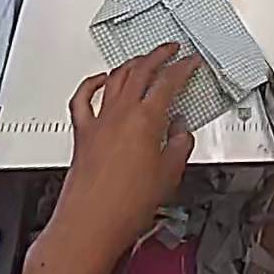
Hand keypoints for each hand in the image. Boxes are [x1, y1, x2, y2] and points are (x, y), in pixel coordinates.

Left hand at [43, 44, 201, 273]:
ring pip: (115, 79)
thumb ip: (179, 145)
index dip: (183, 68)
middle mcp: (121, 113)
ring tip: (142, 60)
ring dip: (131, 65)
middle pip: (140, 71)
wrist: (91, 224)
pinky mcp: (83, 133)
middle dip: (158, 56)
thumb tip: (180, 131)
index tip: (191, 62)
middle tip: (170, 50)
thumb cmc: (127, 205)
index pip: (169, 82)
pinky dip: (91, 84)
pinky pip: (83, 99)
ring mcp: (99, 121)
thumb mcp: (170, 173)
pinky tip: (99, 80)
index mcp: (146, 119)